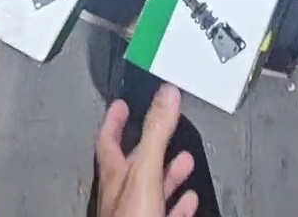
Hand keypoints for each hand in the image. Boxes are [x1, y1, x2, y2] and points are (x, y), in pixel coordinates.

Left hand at [95, 85, 198, 216]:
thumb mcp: (145, 172)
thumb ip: (156, 132)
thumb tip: (166, 92)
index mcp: (115, 178)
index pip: (108, 142)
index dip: (113, 121)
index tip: (120, 105)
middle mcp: (121, 197)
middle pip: (134, 164)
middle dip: (151, 142)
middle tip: (165, 125)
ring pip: (152, 189)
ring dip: (169, 172)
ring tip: (187, 159)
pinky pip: (166, 214)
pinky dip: (179, 204)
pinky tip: (189, 200)